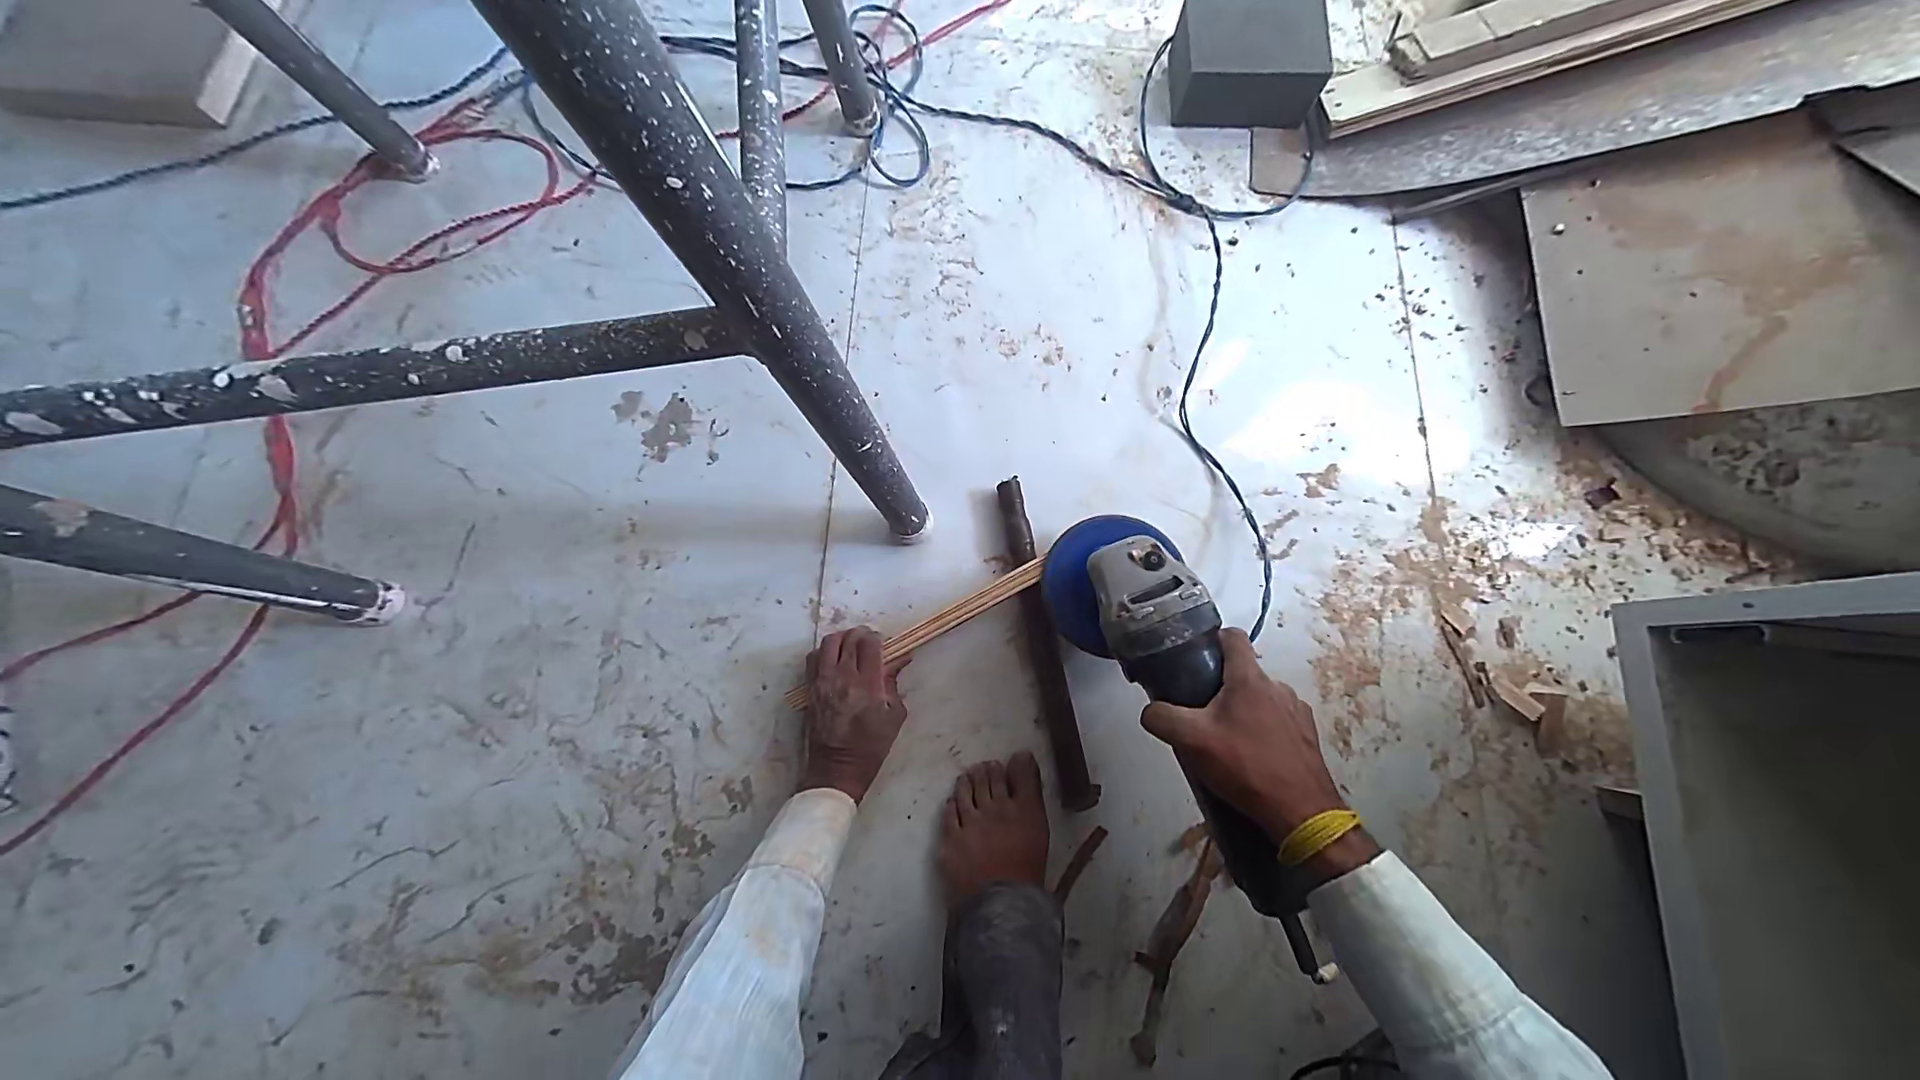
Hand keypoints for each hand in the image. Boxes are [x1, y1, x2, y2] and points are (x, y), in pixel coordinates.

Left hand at [800, 627, 908, 802]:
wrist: (837, 769)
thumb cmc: (871, 746)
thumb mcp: (894, 716)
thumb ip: (894, 683)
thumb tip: (900, 659)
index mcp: (867, 685)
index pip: (869, 644)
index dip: (877, 638)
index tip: (883, 643)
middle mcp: (842, 678)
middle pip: (849, 639)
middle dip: (861, 634)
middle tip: (869, 642)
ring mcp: (822, 682)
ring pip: (828, 643)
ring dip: (842, 639)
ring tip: (851, 646)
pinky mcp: (810, 688)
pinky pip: (814, 658)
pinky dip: (825, 652)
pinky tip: (834, 660)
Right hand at [1139, 629, 1349, 840]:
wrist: (1301, 813)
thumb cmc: (1246, 767)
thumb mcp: (1190, 741)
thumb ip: (1161, 718)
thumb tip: (1150, 711)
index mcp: (1249, 679)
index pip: (1232, 636)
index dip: (1211, 639)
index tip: (1194, 655)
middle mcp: (1277, 687)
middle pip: (1242, 672)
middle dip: (1219, 686)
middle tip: (1199, 713)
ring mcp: (1297, 711)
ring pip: (1259, 698)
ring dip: (1241, 711)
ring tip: (1224, 740)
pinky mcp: (1307, 736)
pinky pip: (1277, 721)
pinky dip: (1260, 731)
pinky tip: (1249, 757)